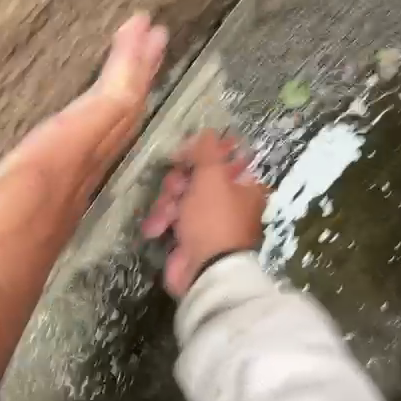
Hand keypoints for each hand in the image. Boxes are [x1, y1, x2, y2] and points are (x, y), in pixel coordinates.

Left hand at [0, 15, 166, 378]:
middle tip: (152, 55)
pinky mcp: (81, 133)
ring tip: (148, 33)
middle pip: (116, 125)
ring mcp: (85, 152)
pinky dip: (126, 60)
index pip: (92, 156)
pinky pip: (112, 91)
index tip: (121, 105)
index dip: (108, 130)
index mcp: (61, 198)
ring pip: (120, 104)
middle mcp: (81, 175)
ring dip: (136, 66)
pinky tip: (134, 30)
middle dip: (134, 91)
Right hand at [140, 131, 267, 297]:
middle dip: (178, 183)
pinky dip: (162, 223)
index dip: (200, 153)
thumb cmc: (213, 219)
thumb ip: (207, 150)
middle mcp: (227, 201)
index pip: (221, 157)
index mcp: (243, 185)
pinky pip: (170, 219)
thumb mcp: (212, 177)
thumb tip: (205, 131)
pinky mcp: (187, 237)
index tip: (184, 154)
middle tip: (176, 190)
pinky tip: (157, 230)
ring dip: (167, 204)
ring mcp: (206, 221)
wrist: (204, 270)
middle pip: (195, 176)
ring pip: (179, 197)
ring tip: (166, 218)